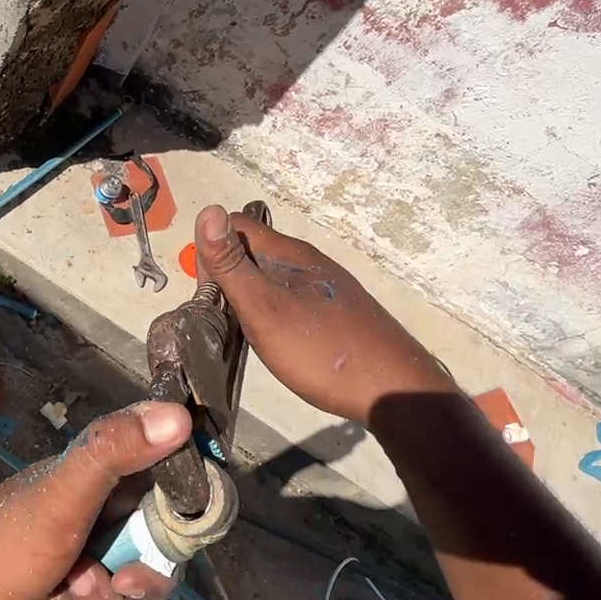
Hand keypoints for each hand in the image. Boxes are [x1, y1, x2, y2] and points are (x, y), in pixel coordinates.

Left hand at [0, 402, 188, 599]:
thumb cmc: (3, 542)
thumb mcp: (64, 495)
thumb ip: (115, 452)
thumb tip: (178, 414)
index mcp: (106, 478)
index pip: (172, 503)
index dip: (166, 544)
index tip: (134, 565)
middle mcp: (98, 510)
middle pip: (148, 564)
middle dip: (115, 592)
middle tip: (82, 586)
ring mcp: (80, 550)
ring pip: (117, 599)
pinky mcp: (61, 585)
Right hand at [194, 205, 457, 420]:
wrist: (393, 390)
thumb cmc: (320, 349)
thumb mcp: (263, 307)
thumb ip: (232, 264)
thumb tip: (207, 209)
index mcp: (289, 253)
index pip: (235, 225)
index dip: (211, 250)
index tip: (207, 290)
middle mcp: (308, 261)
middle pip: (253, 250)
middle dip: (228, 274)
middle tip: (221, 317)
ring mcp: (325, 286)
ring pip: (272, 275)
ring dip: (249, 294)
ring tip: (244, 330)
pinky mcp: (335, 310)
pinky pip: (290, 296)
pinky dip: (272, 310)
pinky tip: (275, 339)